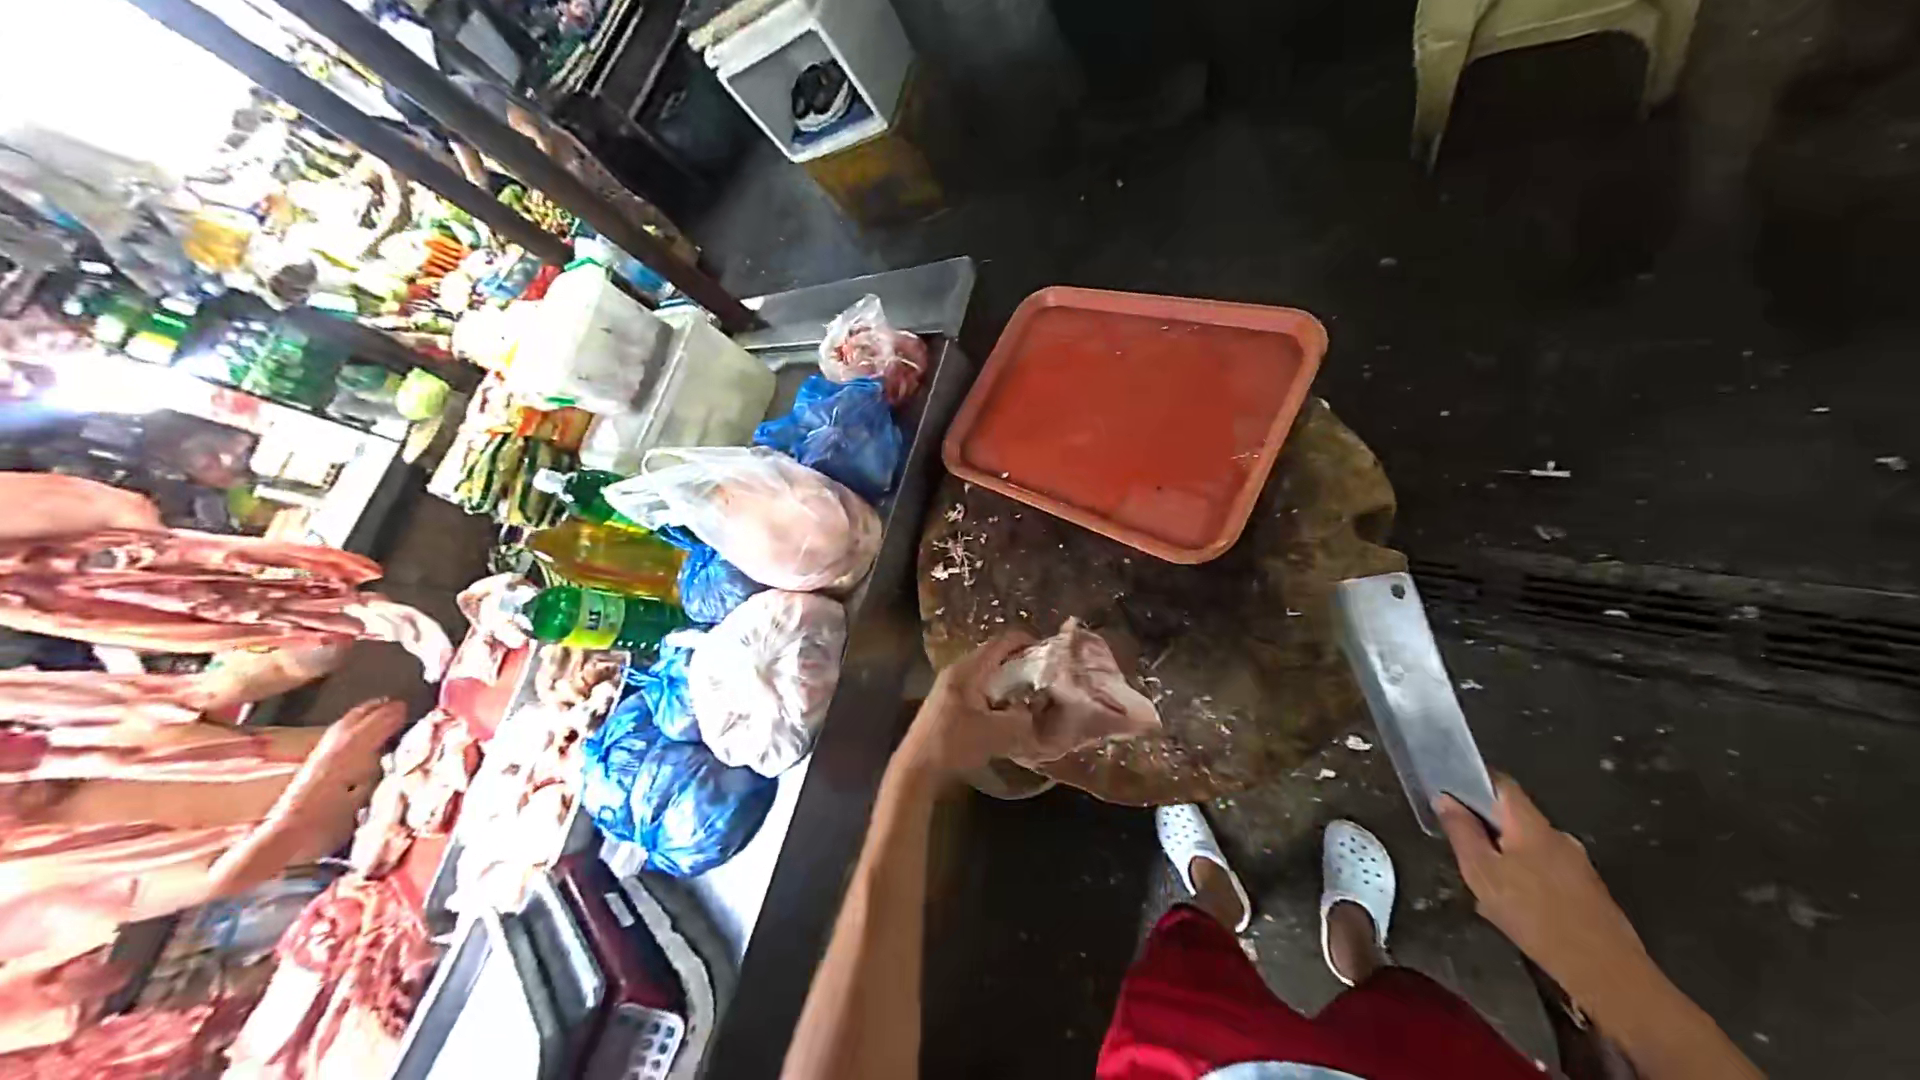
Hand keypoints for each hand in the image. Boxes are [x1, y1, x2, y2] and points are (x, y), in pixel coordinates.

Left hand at [896, 633, 1036, 777]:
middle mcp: (956, 671)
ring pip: (985, 672)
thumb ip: (1022, 720)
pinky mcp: (947, 702)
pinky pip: (978, 686)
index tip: (1046, 651)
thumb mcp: (997, 734)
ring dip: (1007, 678)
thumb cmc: (954, 745)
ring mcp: (949, 686)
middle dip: (1019, 661)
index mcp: (967, 670)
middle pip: (993, 655)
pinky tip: (1006, 708)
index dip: (1025, 642)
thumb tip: (1036, 712)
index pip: (1000, 643)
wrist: (917, 768)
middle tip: (1042, 673)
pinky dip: (995, 691)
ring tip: (1030, 691)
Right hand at [1436, 776, 1650, 994]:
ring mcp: (1579, 865)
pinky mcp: (1588, 891)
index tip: (1447, 790)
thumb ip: (1462, 831)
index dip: (1472, 780)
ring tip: (1486, 886)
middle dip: (1485, 828)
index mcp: (1532, 825)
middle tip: (1462, 850)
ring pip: (1529, 848)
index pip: (1500, 784)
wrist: (1607, 973)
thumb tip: (1446, 799)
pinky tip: (1515, 907)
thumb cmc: (1534, 915)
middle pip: (1513, 818)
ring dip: (1504, 858)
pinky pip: (1546, 871)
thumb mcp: (1481, 872)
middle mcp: (1559, 837)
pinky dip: (1525, 878)